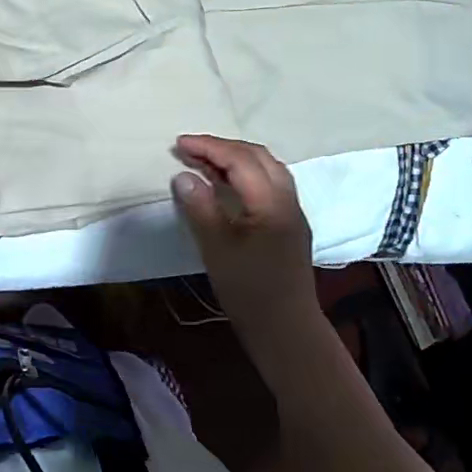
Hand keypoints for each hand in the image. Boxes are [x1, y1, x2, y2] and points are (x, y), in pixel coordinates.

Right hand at [170, 135, 316, 323]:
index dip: (209, 147)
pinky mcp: (289, 224)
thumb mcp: (217, 248)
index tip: (179, 144)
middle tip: (190, 149)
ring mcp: (292, 211)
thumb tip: (184, 175)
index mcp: (271, 201)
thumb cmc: (248, 289)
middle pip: (257, 156)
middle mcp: (287, 199)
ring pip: (267, 168)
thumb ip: (201, 207)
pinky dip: (246, 173)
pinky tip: (227, 184)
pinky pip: (269, 182)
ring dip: (236, 158)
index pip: (240, 159)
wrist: (285, 328)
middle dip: (223, 147)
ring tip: (205, 162)